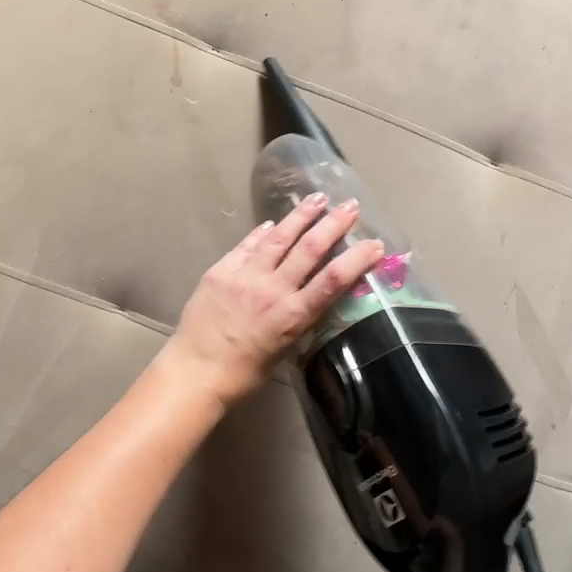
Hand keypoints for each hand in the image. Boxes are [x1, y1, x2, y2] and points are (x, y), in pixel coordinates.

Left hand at [162, 194, 384, 405]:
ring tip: (317, 198)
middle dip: (333, 225)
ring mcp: (245, 276)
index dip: (356, 260)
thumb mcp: (283, 350)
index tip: (375, 244)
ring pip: (278, 238)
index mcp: (292, 316)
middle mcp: (272, 290)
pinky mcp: (221, 270)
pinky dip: (262, 233)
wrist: (196, 369)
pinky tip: (273, 223)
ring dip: (300, 216)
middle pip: (309, 249)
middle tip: (351, 206)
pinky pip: (247, 246)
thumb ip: (298, 319)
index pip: (332, 281)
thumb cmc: (243, 373)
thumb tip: (311, 295)